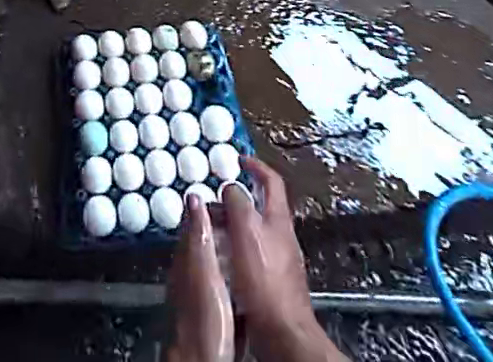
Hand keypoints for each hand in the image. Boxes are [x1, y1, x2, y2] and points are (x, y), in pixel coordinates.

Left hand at [167, 189, 233, 361]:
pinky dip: (232, 279)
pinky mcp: (213, 316)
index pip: (194, 222)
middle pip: (204, 243)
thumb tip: (193, 197)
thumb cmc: (204, 320)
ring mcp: (200, 296)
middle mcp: (189, 274)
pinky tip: (245, 283)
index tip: (224, 196)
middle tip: (239, 218)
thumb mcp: (204, 272)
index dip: (208, 208)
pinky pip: (222, 288)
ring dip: (227, 253)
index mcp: (187, 259)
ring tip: (246, 244)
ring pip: (214, 265)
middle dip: (220, 229)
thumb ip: (199, 237)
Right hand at [223, 156, 346, 361]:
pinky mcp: (269, 282)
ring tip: (210, 227)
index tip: (239, 159)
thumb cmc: (265, 281)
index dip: (255, 166)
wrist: (282, 332)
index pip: (271, 181)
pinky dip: (232, 248)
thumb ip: (237, 203)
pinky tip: (219, 258)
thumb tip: (229, 187)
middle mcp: (281, 236)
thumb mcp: (246, 231)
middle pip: (260, 206)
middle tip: (214, 199)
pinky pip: (248, 254)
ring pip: (252, 231)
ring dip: (231, 224)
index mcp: (278, 219)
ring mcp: (277, 260)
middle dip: (236, 199)